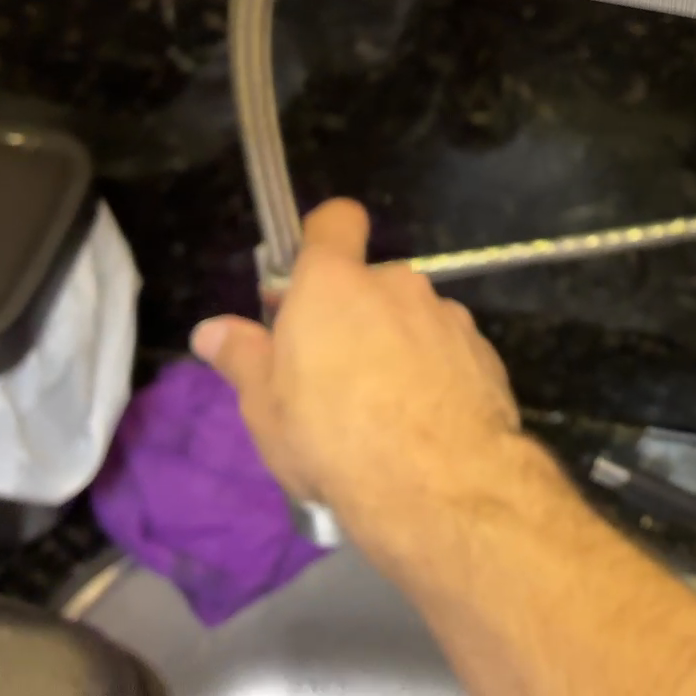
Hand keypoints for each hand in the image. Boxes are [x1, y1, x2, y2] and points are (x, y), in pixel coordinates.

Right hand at [192, 199, 521, 544]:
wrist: (440, 474)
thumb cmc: (334, 436)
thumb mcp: (267, 406)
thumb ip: (244, 358)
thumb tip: (214, 330)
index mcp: (337, 287)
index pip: (336, 222)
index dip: (325, 234)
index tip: (312, 268)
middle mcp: (398, 286)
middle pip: (371, 284)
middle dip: (353, 314)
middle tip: (331, 370)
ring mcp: (447, 314)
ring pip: (411, 317)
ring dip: (395, 343)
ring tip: (381, 406)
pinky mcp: (482, 346)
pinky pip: (445, 345)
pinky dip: (433, 366)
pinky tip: (424, 415)